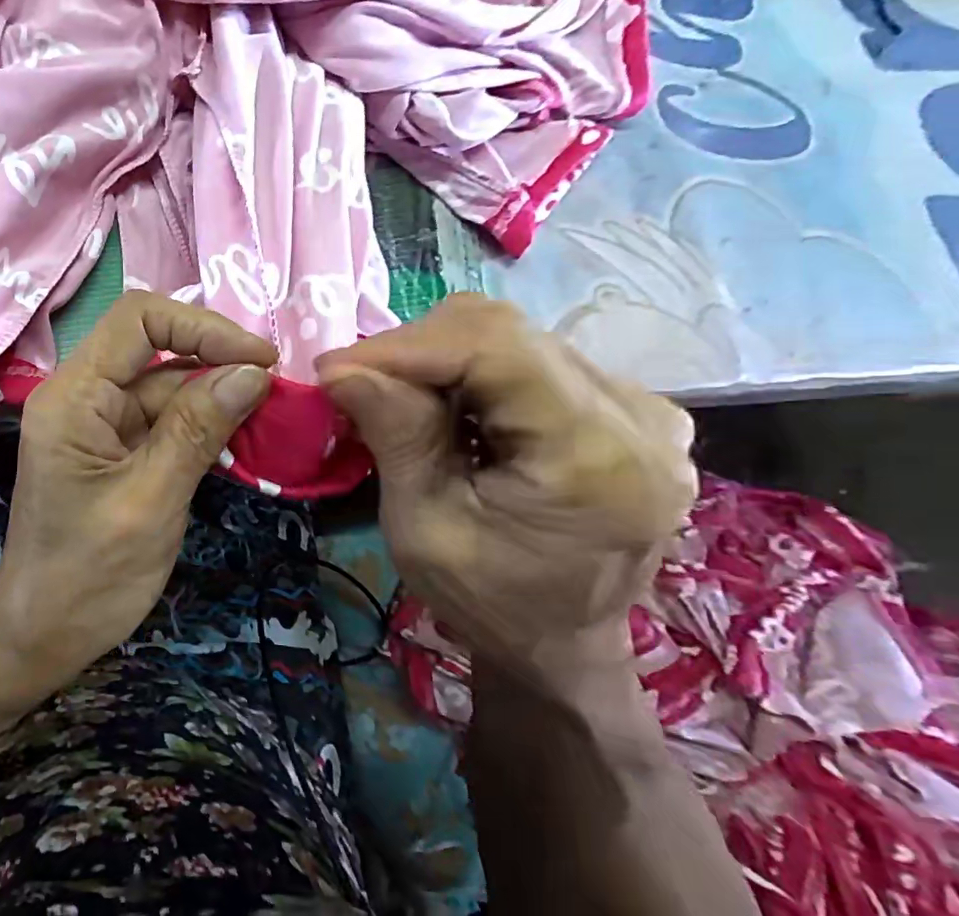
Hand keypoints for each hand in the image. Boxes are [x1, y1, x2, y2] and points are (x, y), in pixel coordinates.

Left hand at [0, 293, 275, 738]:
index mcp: (72, 397)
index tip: (260, 360)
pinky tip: (238, 442)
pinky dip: (197, 428)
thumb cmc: (89, 576)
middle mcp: (77, 398)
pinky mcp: (107, 452)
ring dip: (213, 400)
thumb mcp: (152, 500)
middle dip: (215, 365)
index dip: (202, 326)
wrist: (42, 636)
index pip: (137, 320)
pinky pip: (157, 422)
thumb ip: (199, 429)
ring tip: (271, 422)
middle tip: (278, 397)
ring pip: (160, 388)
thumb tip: (253, 371)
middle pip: (152, 351)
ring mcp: (92, 426)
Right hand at [315, 295, 695, 686]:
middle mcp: (639, 419)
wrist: (558, 643)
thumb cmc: (486, 599)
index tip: (333, 370)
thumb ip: (397, 437)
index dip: (405, 347)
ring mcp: (641, 409)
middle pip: (504, 333)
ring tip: (390, 397)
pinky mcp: (623, 409)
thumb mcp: (423, 527)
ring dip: (434, 357)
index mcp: (597, 458)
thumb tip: (342, 367)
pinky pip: (527, 357)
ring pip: (511, 337)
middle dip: (412, 350)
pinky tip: (440, 407)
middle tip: (353, 384)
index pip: (497, 350)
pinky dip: (464, 370)